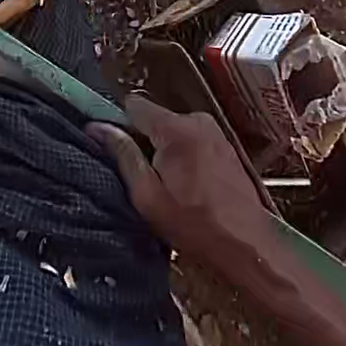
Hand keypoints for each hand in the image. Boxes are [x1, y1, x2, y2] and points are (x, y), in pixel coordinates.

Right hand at [86, 95, 275, 277]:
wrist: (247, 241)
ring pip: (173, 130)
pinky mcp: (224, 142)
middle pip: (155, 119)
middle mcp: (196, 119)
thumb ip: (124, 156)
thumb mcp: (148, 196)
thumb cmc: (194, 224)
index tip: (114, 146)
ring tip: (170, 186)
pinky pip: (192, 138)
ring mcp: (214, 129)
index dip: (120, 122)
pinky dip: (184, 154)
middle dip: (145, 142)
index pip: (135, 105)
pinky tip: (189, 185)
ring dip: (165, 151)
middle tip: (145, 178)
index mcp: (176, 128)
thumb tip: (98, 127)